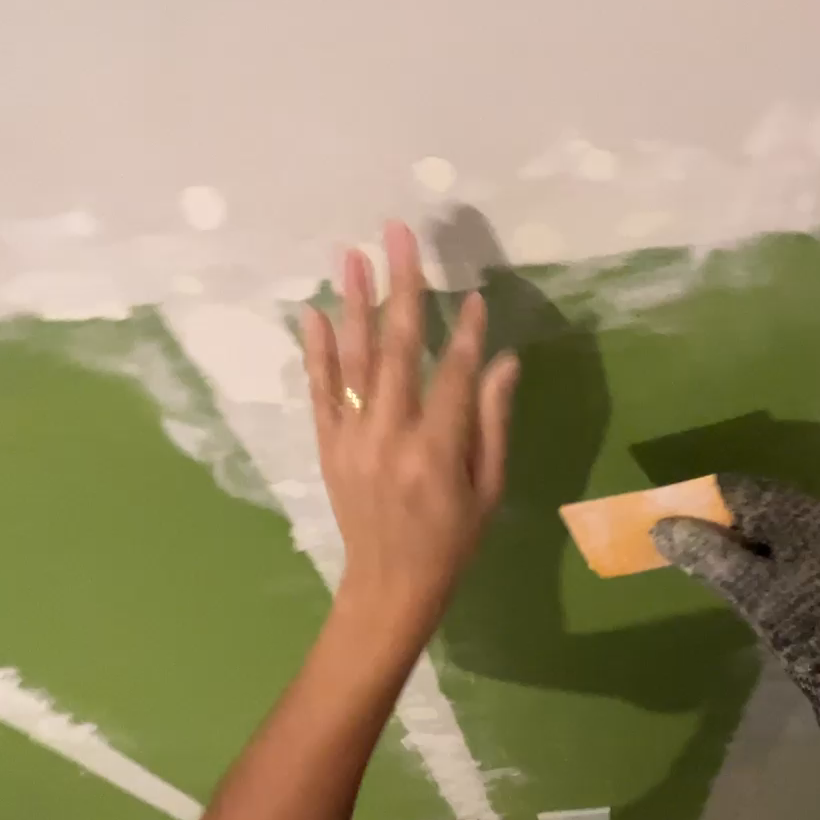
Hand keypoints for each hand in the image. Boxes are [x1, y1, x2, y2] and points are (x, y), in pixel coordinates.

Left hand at [299, 221, 520, 635]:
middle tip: (398, 234)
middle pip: (396, 349)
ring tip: (352, 254)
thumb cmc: (452, 541)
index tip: (473, 293)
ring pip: (352, 361)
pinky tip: (315, 312)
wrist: (390, 585)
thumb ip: (492, 423)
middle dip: (401, 286)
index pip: (453, 374)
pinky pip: (319, 391)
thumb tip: (503, 361)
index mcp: (436, 451)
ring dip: (354, 303)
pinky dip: (316, 351)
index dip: (466, 332)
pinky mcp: (327, 446)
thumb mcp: (488, 490)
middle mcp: (389, 436)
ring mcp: (351, 439)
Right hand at [652, 474, 819, 749]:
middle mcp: (806, 518)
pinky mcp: (808, 565)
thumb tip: (661, 527)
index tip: (666, 520)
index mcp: (797, 513)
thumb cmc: (803, 624)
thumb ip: (706, 554)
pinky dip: (738, 554)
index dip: (697, 500)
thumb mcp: (750, 589)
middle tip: (676, 542)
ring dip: (721, 539)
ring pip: (752, 527)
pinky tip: (721, 573)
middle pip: (744, 505)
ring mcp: (810, 542)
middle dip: (707, 521)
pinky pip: (764, 546)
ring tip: (691, 559)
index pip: (735, 489)